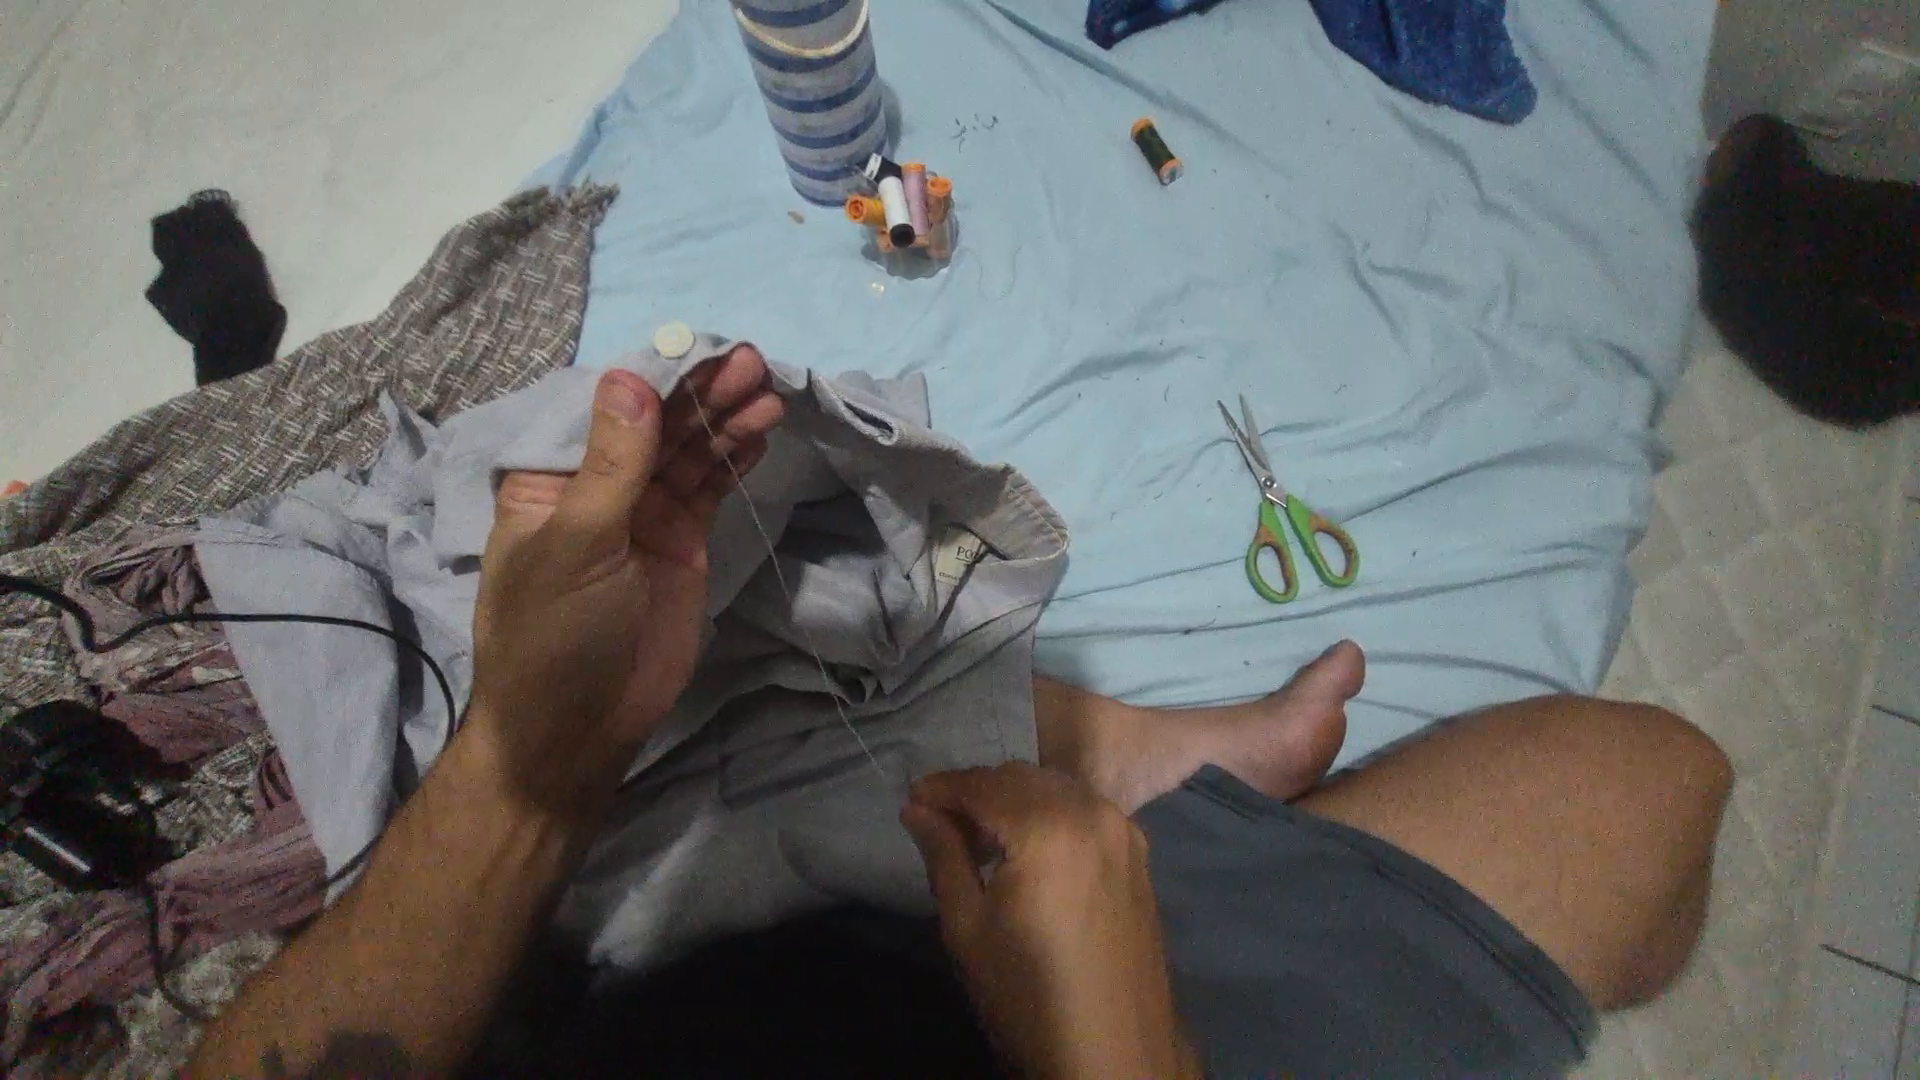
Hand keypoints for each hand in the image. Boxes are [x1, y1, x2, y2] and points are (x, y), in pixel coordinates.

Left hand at [469, 347, 782, 815]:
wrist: (583, 722)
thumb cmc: (555, 634)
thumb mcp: (576, 545)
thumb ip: (610, 464)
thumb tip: (630, 378)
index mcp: (551, 477)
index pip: (606, 408)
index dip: (656, 376)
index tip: (704, 350)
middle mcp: (600, 486)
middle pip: (656, 423)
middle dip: (702, 393)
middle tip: (752, 364)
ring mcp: (645, 514)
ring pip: (689, 452)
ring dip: (725, 421)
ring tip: (767, 393)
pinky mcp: (683, 542)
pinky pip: (709, 488)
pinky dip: (732, 460)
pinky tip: (758, 434)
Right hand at [902, 763, 1202, 1079]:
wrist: (1116, 1057)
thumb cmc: (1029, 995)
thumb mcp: (968, 928)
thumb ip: (943, 854)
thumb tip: (915, 808)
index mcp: (1049, 827)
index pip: (983, 784)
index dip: (941, 787)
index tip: (912, 799)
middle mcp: (1091, 811)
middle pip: (1019, 777)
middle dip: (976, 790)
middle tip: (940, 821)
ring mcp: (1121, 828)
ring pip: (1052, 787)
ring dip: (1013, 798)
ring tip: (980, 836)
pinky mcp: (1136, 850)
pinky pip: (1082, 807)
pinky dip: (1048, 811)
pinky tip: (1028, 847)